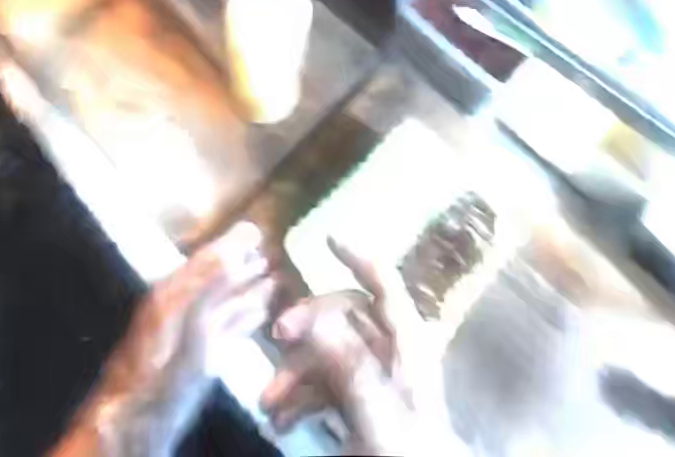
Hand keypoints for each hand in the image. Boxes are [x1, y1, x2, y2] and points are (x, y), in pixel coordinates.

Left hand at [57, 223, 274, 456]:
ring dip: (247, 288)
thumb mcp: (182, 332)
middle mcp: (180, 308)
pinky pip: (225, 328)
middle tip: (271, 252)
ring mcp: (190, 334)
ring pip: (223, 302)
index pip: (207, 258)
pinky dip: (244, 316)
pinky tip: (261, 312)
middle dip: (244, 263)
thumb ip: (207, 291)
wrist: (127, 434)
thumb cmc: (153, 385)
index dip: (231, 243)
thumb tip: (232, 252)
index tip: (256, 231)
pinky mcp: (198, 359)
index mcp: (172, 295)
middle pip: (217, 277)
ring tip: (273, 277)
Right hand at [260, 239, 452, 455]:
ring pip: (330, 351)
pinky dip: (302, 397)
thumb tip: (314, 318)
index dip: (357, 256)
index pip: (383, 282)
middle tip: (276, 335)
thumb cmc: (406, 450)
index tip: (327, 239)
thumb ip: (348, 362)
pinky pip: (326, 385)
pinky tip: (281, 417)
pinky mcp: (362, 404)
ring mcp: (376, 376)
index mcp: (407, 339)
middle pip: (345, 314)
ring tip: (268, 400)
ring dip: (296, 370)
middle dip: (307, 325)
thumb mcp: (377, 407)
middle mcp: (391, 348)